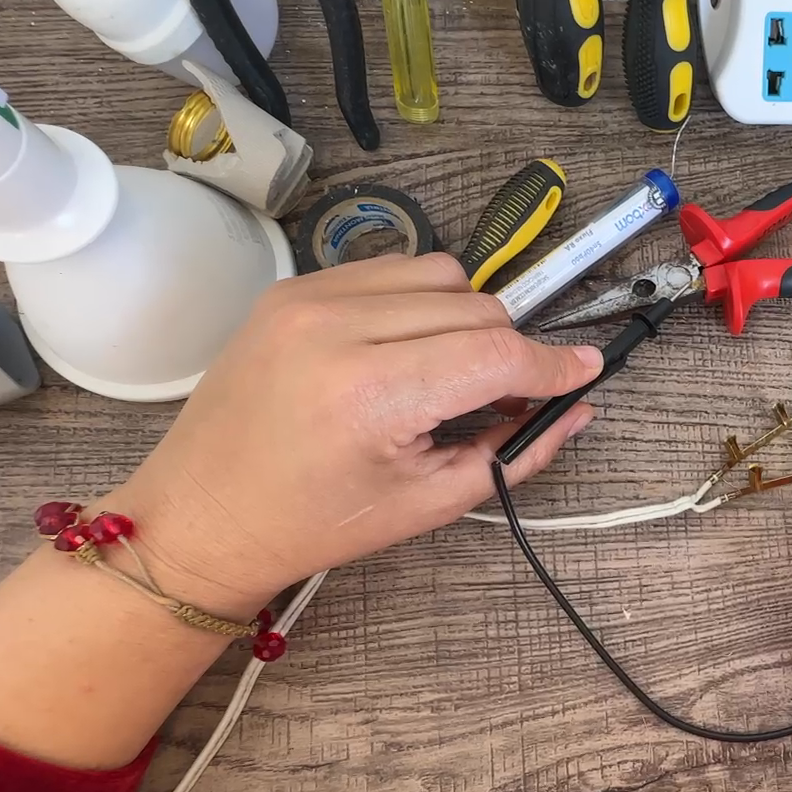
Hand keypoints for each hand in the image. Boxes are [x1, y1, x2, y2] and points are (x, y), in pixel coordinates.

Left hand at [104, 253, 602, 615]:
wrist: (203, 514)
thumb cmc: (322, 522)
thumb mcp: (434, 501)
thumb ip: (519, 452)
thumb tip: (578, 409)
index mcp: (373, 395)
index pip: (497, 354)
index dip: (554, 363)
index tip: (588, 369)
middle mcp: (337, 327)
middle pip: (480, 310)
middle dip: (513, 352)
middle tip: (509, 398)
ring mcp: (309, 297)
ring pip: (447, 276)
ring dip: (473, 321)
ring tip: (455, 371)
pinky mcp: (294, 286)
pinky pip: (398, 270)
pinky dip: (428, 303)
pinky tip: (413, 348)